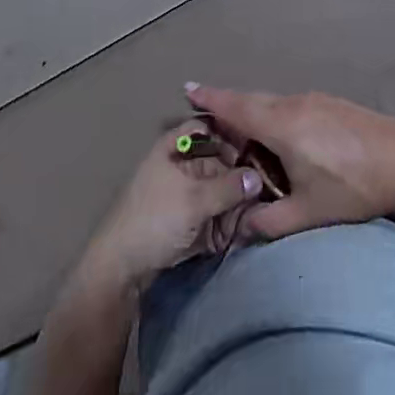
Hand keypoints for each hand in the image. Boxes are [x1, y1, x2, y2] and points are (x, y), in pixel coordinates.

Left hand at [75, 120, 261, 290]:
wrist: (123, 267)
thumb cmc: (154, 220)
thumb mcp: (194, 200)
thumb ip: (229, 187)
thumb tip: (260, 178)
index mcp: (175, 147)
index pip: (208, 127)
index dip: (232, 131)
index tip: (260, 141)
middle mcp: (183, 164)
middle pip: (220, 160)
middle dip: (242, 172)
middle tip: (272, 182)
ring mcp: (187, 192)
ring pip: (222, 188)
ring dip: (239, 199)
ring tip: (263, 206)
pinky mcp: (191, 218)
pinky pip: (217, 211)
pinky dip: (230, 217)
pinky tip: (248, 223)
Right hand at [186, 83, 394, 240]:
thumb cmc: (352, 185)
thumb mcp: (308, 212)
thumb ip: (269, 221)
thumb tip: (242, 226)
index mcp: (280, 125)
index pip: (235, 108)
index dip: (210, 99)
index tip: (188, 89)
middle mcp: (292, 104)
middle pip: (251, 100)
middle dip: (227, 105)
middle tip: (209, 115)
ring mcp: (314, 100)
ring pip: (272, 102)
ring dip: (254, 113)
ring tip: (246, 135)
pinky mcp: (330, 102)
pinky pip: (290, 104)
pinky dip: (275, 115)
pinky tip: (284, 137)